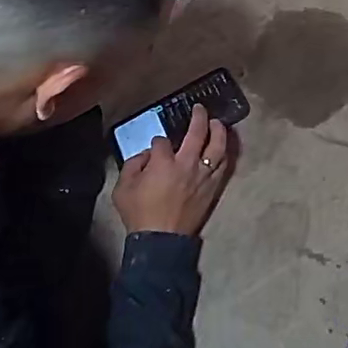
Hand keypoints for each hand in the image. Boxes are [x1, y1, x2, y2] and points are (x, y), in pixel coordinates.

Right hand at [112, 104, 232, 235]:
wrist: (162, 238)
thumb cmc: (139, 214)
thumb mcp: (122, 189)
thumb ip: (132, 166)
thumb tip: (146, 155)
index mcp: (164, 163)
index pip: (162, 142)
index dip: (158, 141)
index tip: (156, 144)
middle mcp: (187, 164)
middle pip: (198, 133)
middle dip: (199, 117)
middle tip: (200, 108)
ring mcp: (204, 174)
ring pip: (218, 146)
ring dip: (219, 130)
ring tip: (218, 122)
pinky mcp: (213, 185)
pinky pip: (224, 164)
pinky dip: (225, 152)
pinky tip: (223, 146)